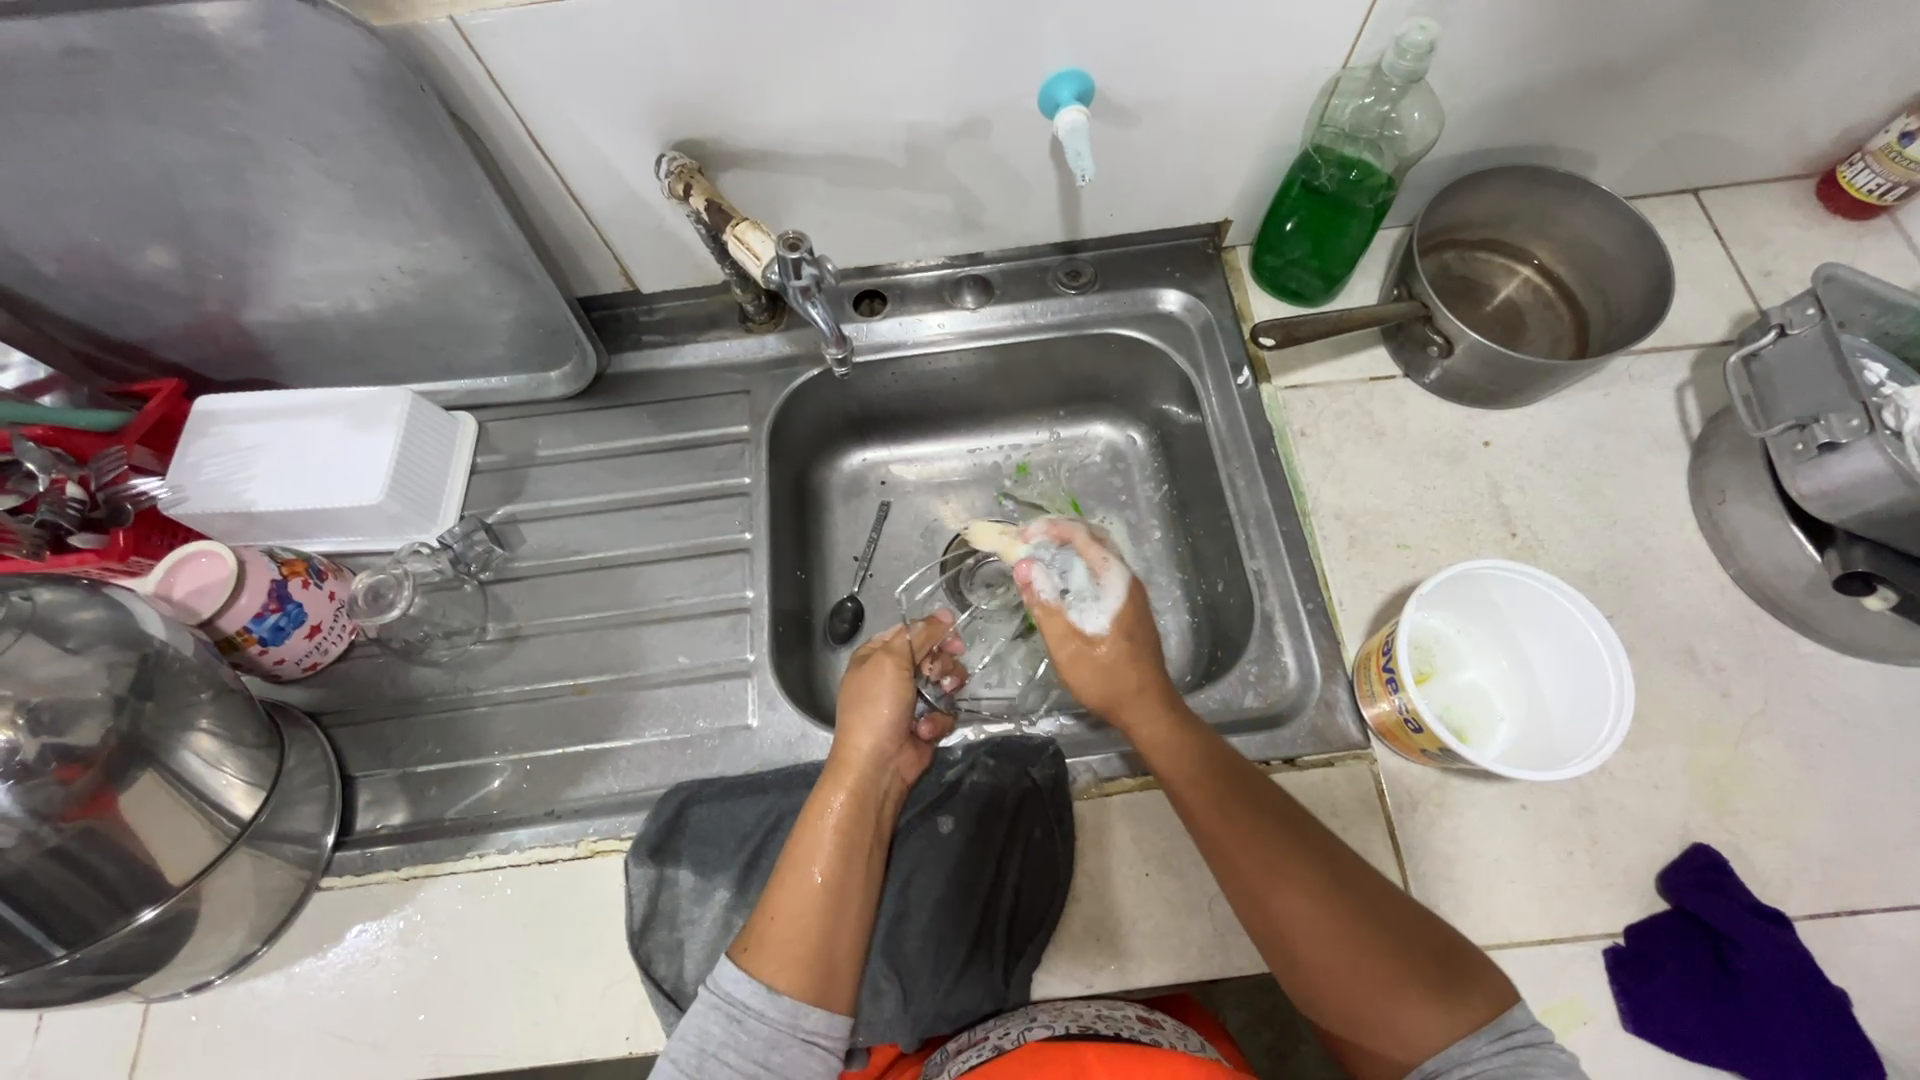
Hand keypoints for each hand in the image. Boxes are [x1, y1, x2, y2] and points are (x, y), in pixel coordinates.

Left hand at [830, 611, 965, 793]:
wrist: (877, 765)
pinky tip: (925, 729)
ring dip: (945, 689)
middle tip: (941, 674)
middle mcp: (892, 675)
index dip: (933, 633)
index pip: (910, 632)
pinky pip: (945, 709)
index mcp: (876, 655)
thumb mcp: (893, 661)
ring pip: (944, 681)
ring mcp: (909, 700)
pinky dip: (938, 719)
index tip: (954, 639)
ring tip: (940, 697)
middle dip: (941, 664)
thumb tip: (945, 613)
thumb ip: (920, 634)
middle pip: (932, 655)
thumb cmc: (877, 707)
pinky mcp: (925, 723)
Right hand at [1011, 519, 1180, 731]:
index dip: (1051, 529)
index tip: (1024, 535)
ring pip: (1099, 556)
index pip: (1082, 536)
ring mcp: (1131, 593)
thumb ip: (1044, 603)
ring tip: (1038, 557)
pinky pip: (1102, 572)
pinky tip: (1060, 583)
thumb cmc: (1107, 680)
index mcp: (1115, 582)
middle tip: (1028, 541)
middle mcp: (1127, 579)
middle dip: (1058, 534)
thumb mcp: (1066, 646)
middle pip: (1093, 539)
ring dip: (1068, 550)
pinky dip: (1078, 567)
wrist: (1148, 709)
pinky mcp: (1129, 607)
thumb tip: (1023, 566)